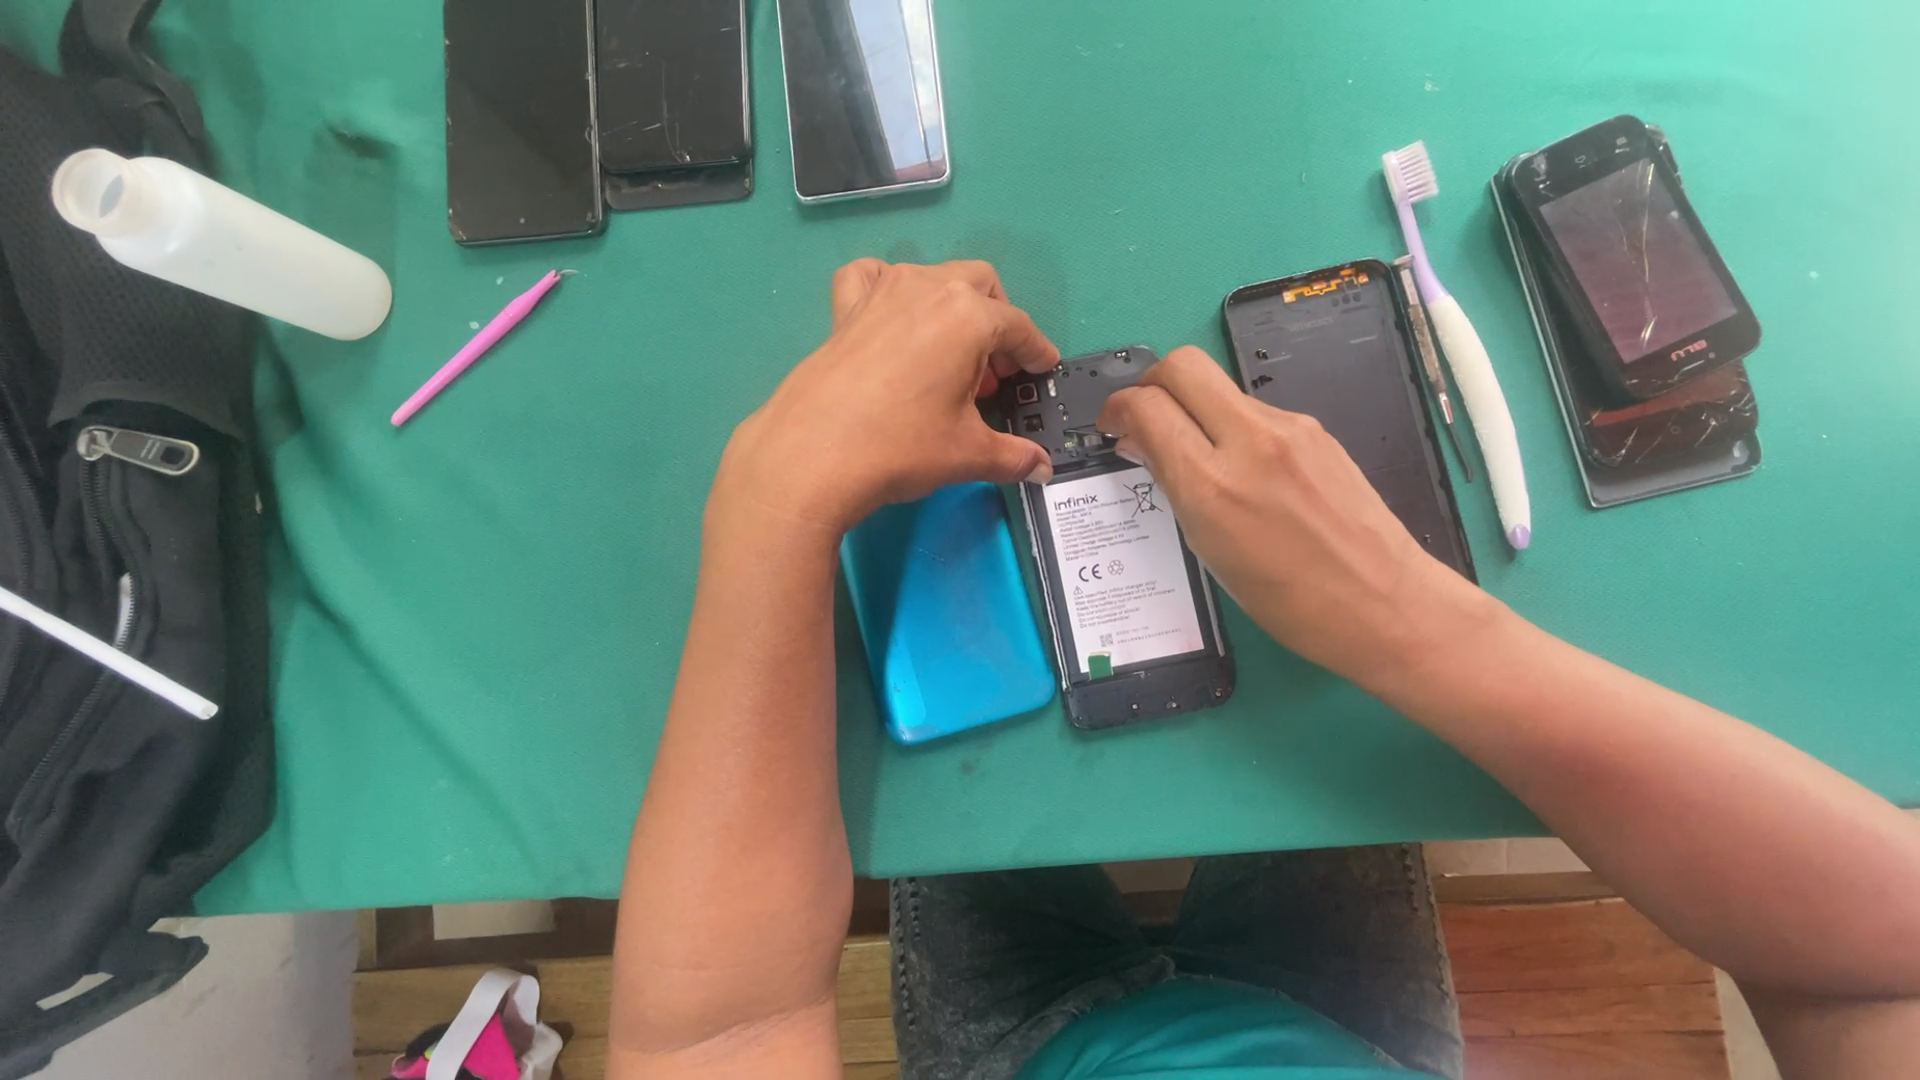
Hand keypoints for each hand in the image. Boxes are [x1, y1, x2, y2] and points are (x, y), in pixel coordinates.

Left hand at [712, 260, 1060, 538]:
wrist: (812, 456)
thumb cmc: (901, 448)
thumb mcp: (968, 454)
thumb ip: (1014, 457)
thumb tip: (1042, 470)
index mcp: (968, 316)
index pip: (1018, 326)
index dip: (1035, 350)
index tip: (1041, 367)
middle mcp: (927, 289)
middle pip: (981, 286)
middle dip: (997, 322)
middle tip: (993, 373)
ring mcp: (881, 292)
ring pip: (932, 278)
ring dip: (951, 309)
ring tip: (947, 359)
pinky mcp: (844, 309)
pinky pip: (871, 278)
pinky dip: (889, 290)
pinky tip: (891, 321)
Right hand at [1096, 346, 1488, 685]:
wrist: (1383, 602)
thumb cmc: (1288, 600)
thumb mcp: (1209, 550)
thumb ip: (1173, 486)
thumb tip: (1144, 446)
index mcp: (1213, 484)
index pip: (1147, 406)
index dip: (1118, 409)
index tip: (1115, 425)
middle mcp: (1250, 441)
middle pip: (1182, 365)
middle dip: (1151, 382)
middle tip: (1146, 415)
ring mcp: (1290, 428)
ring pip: (1220, 387)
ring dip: (1195, 407)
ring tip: (1198, 455)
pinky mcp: (1316, 430)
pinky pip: (1255, 409)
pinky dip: (1232, 426)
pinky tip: (1242, 468)